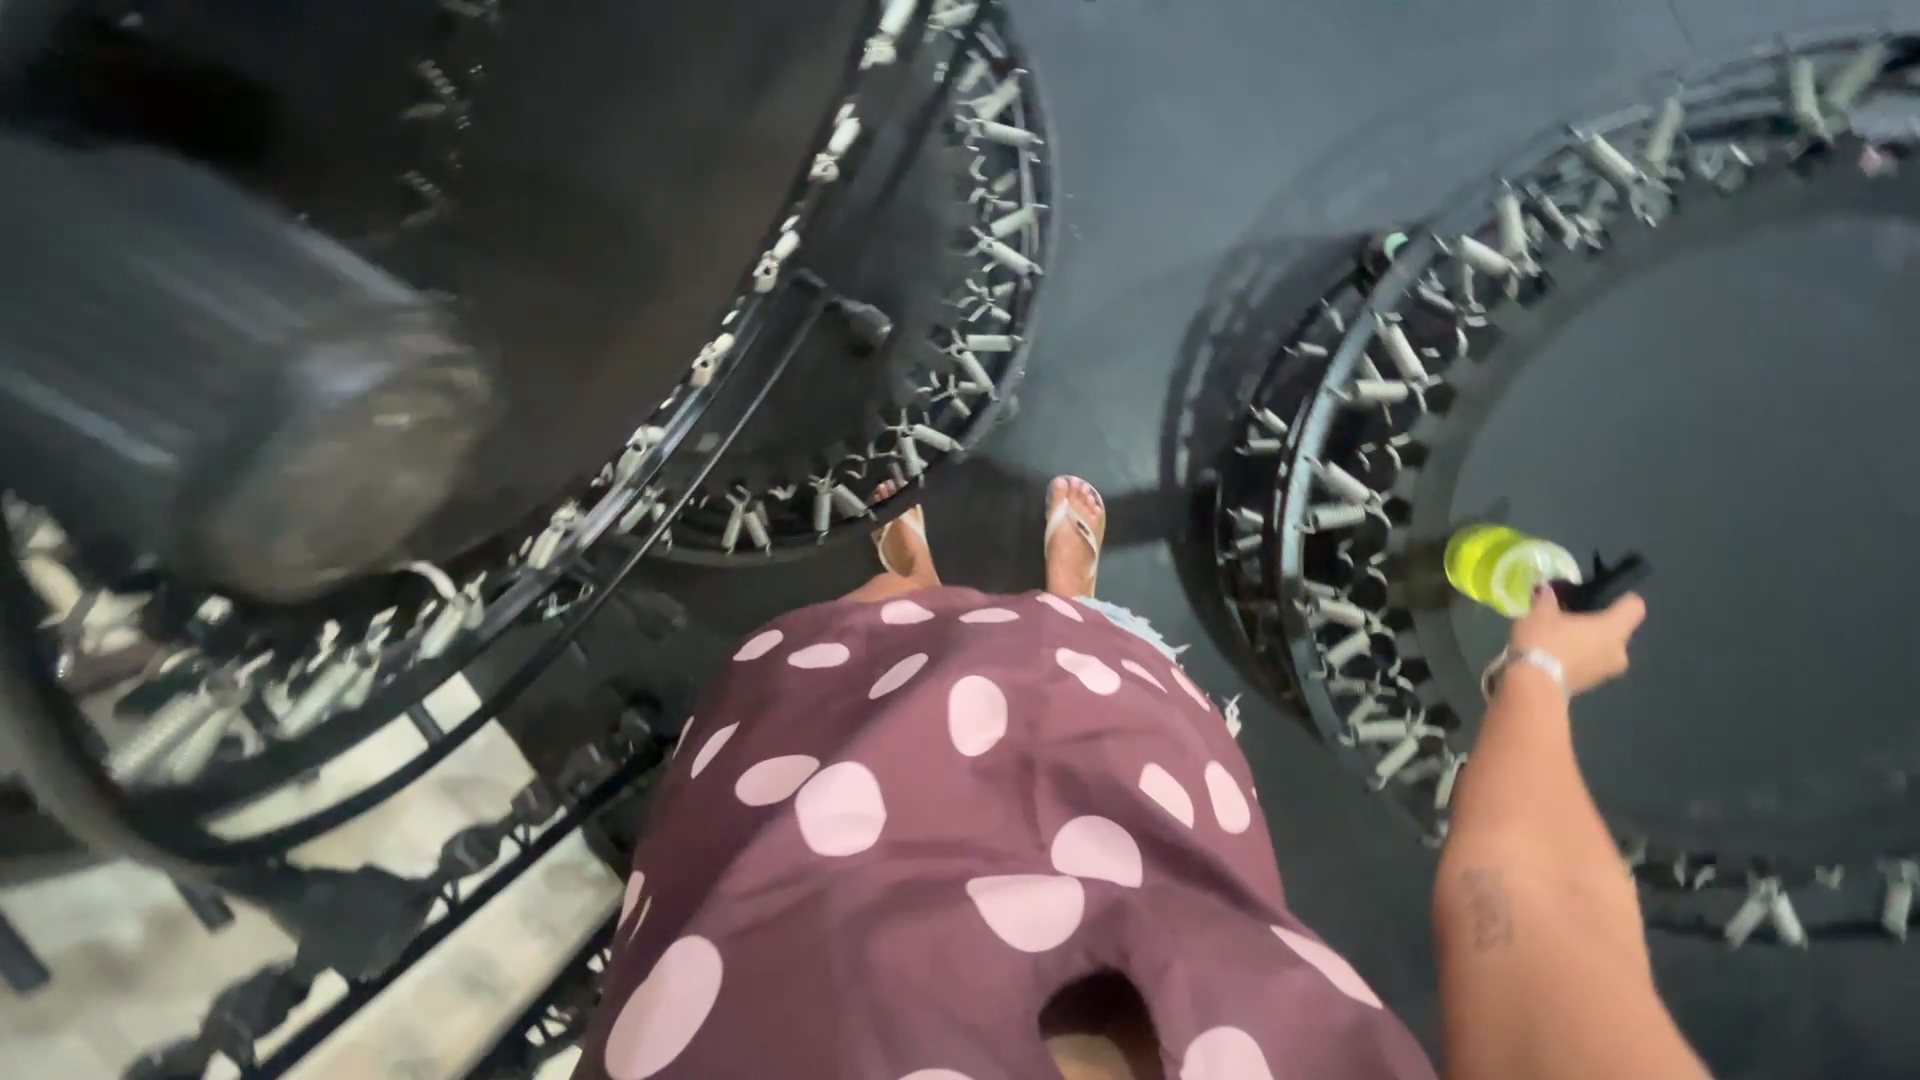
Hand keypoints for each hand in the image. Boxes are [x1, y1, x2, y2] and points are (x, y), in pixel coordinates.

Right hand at [1510, 586, 1646, 695]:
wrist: (1533, 684)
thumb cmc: (1544, 641)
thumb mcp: (1539, 613)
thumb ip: (1547, 599)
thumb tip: (1547, 590)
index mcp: (1614, 628)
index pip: (1634, 606)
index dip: (1620, 599)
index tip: (1597, 597)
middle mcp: (1620, 650)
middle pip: (1616, 630)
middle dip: (1595, 624)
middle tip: (1567, 620)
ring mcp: (1608, 671)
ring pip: (1603, 649)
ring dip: (1586, 643)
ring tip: (1556, 641)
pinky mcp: (1593, 685)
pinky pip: (1591, 664)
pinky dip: (1578, 659)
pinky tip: (1553, 657)